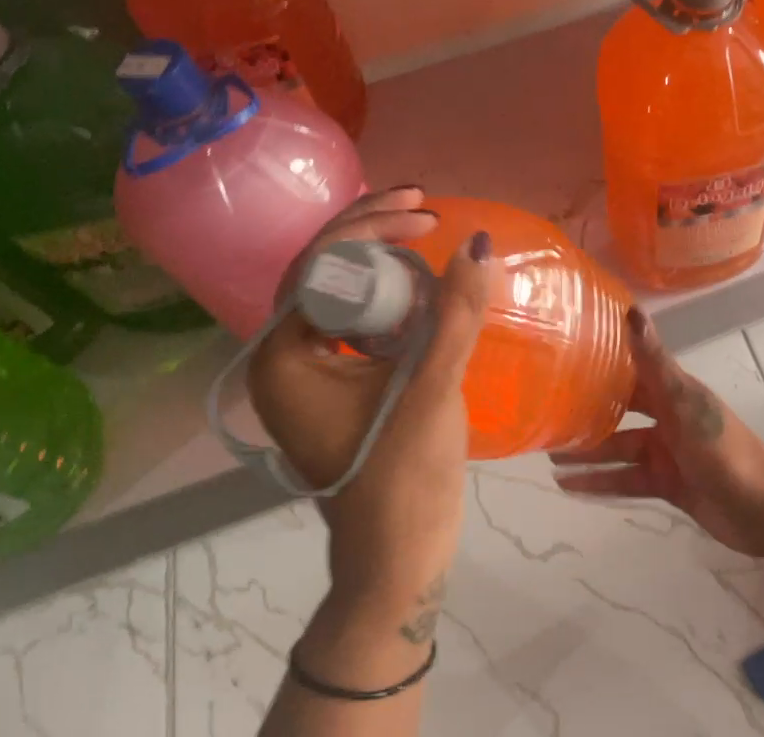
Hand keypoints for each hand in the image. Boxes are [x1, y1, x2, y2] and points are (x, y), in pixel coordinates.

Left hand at [247, 186, 493, 682]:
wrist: (398, 556)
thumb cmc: (403, 478)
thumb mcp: (430, 390)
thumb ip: (455, 316)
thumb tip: (480, 243)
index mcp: (284, 356)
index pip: (317, 264)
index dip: (369, 227)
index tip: (426, 214)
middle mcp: (283, 358)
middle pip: (322, 271)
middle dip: (371, 233)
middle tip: (424, 208)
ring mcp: (308, 374)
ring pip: (338, 293)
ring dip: (380, 261)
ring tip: (422, 232)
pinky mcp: (334, 386)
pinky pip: (355, 321)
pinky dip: (387, 296)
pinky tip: (421, 285)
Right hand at [549, 308, 763, 556]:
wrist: (762, 512)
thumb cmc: (723, 451)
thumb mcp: (685, 404)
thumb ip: (655, 363)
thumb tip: (632, 310)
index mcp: (675, 391)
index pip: (632, 368)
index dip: (603, 361)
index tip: (564, 355)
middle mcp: (669, 417)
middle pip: (620, 410)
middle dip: (587, 412)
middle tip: (547, 411)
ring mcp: (667, 452)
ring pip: (618, 448)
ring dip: (587, 451)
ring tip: (548, 452)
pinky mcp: (666, 484)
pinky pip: (624, 480)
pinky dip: (599, 482)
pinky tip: (568, 486)